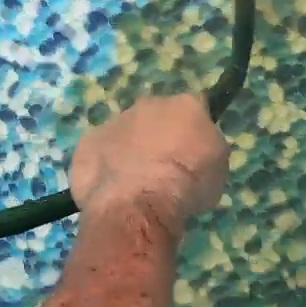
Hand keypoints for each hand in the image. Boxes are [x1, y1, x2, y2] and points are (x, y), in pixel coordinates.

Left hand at [70, 94, 229, 232]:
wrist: (138, 202)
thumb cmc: (188, 184)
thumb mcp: (219, 167)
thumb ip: (207, 148)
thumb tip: (196, 148)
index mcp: (185, 105)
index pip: (195, 107)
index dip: (194, 129)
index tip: (194, 151)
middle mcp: (148, 105)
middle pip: (156, 116)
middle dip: (159, 136)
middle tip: (164, 168)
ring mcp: (113, 122)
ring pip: (125, 133)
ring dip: (130, 150)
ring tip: (135, 184)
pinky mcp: (86, 144)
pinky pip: (99, 153)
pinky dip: (105, 167)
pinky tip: (112, 190)